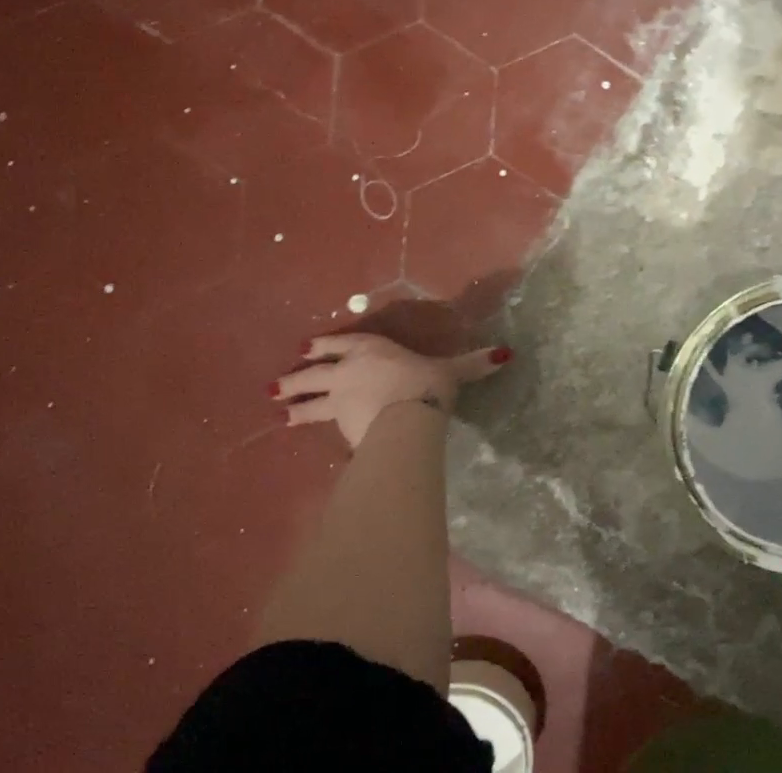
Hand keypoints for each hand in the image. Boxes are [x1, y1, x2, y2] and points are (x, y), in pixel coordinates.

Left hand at [271, 334, 511, 448]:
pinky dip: (306, 427)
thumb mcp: (452, 371)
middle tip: (275, 386)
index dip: (324, 345)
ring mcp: (337, 399)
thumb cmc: (426, 384)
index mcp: (370, 350)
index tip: (306, 348)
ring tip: (277, 412)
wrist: (406, 418)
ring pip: (307, 401)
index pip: (341, 344)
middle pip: (313, 372)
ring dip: (292, 405)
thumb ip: (473, 364)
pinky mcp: (337, 425)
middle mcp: (347, 371)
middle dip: (295, 377)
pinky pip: (318, 425)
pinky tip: (300, 436)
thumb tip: (506, 354)